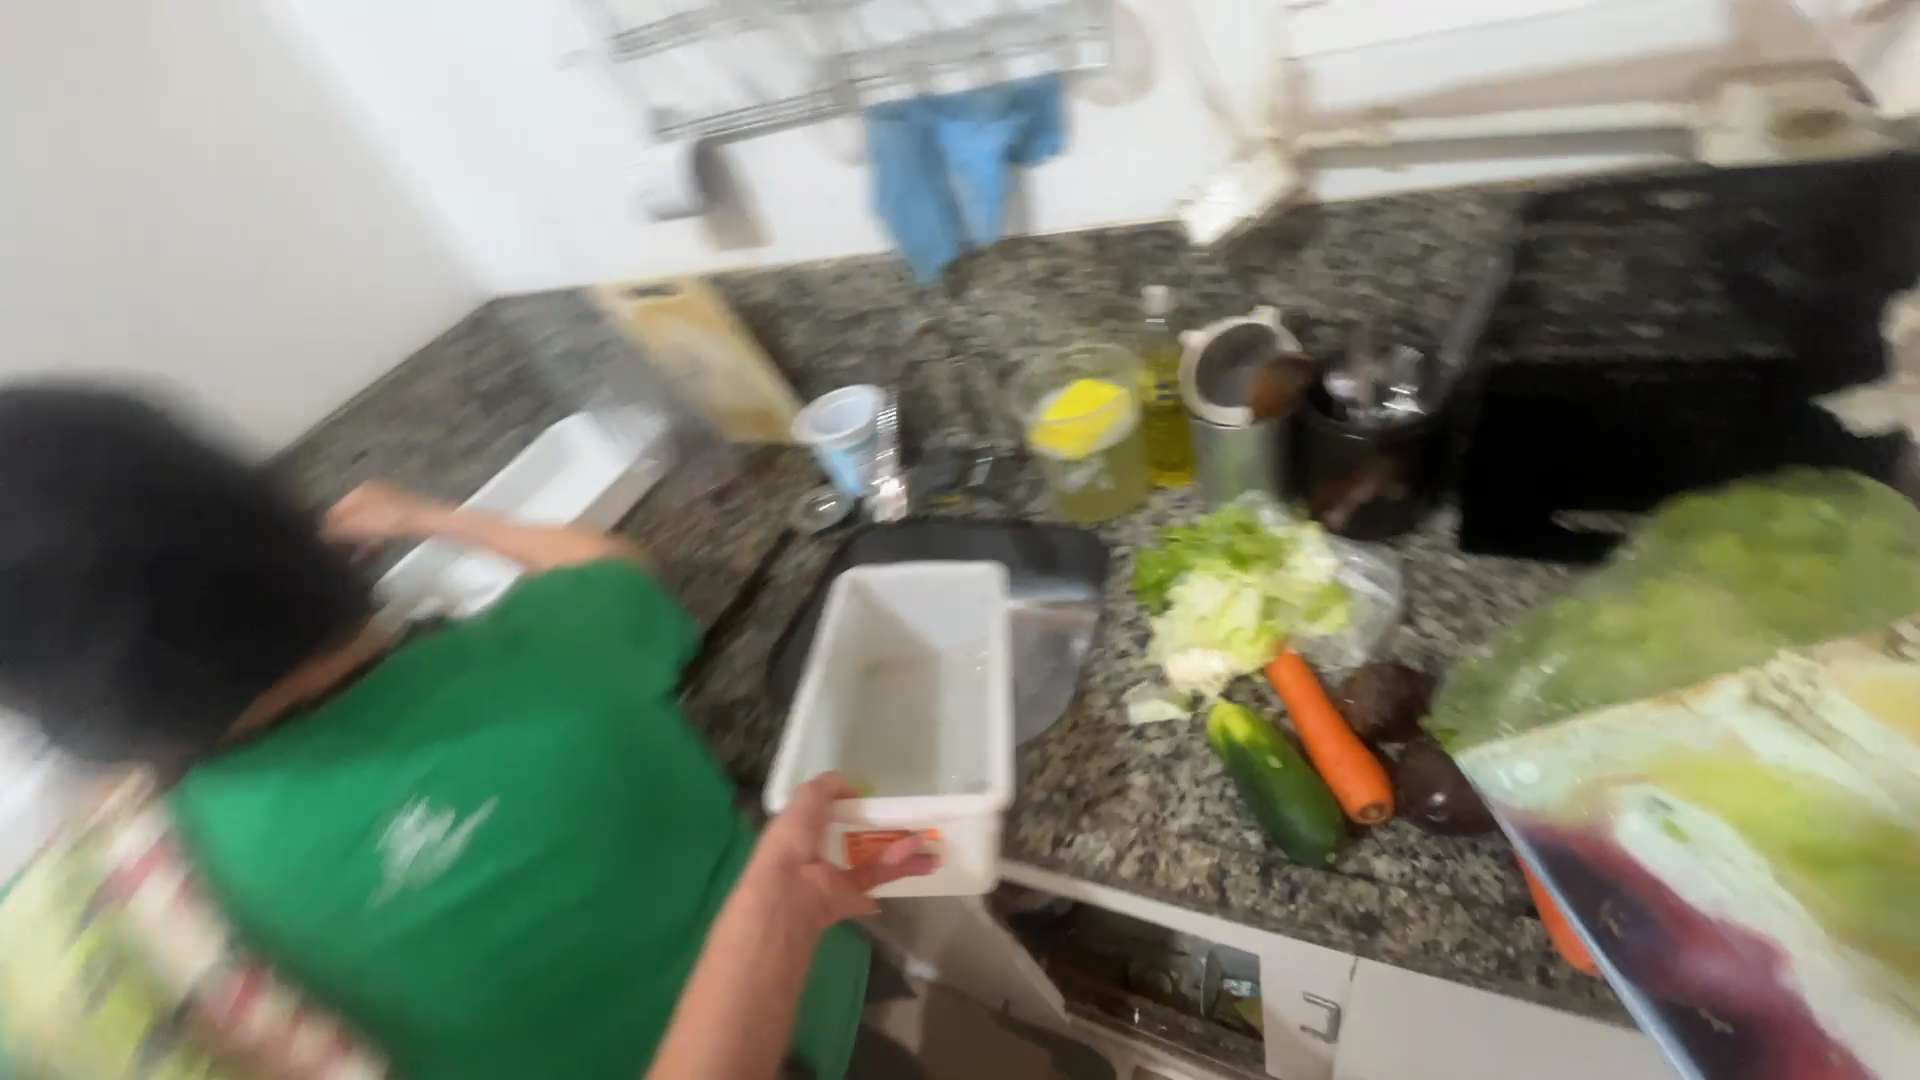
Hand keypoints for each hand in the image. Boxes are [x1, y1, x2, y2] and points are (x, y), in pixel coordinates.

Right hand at [323, 481, 454, 544]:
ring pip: (366, 525)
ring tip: (345, 556)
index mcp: (361, 490)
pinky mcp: (400, 518)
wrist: (428, 521)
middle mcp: (374, 494)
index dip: (328, 526)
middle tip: (332, 551)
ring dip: (356, 541)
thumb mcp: (360, 524)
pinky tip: (363, 555)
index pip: (336, 509)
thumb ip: (339, 529)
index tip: (321, 542)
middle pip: (351, 517)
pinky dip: (370, 542)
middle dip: (343, 535)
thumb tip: (321, 534)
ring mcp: (389, 505)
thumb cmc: (392, 519)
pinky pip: (379, 530)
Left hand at [743, 773, 937, 936]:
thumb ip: (829, 786)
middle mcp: (820, 853)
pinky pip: (878, 876)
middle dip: (885, 830)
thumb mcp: (806, 797)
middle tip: (912, 821)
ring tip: (930, 842)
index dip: (852, 809)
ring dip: (902, 850)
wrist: (789, 890)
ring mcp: (836, 876)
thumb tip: (854, 789)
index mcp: (805, 830)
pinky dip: (900, 866)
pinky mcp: (851, 895)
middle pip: (858, 838)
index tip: (874, 802)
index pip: (830, 816)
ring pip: (874, 858)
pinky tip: (923, 859)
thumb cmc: (794, 838)